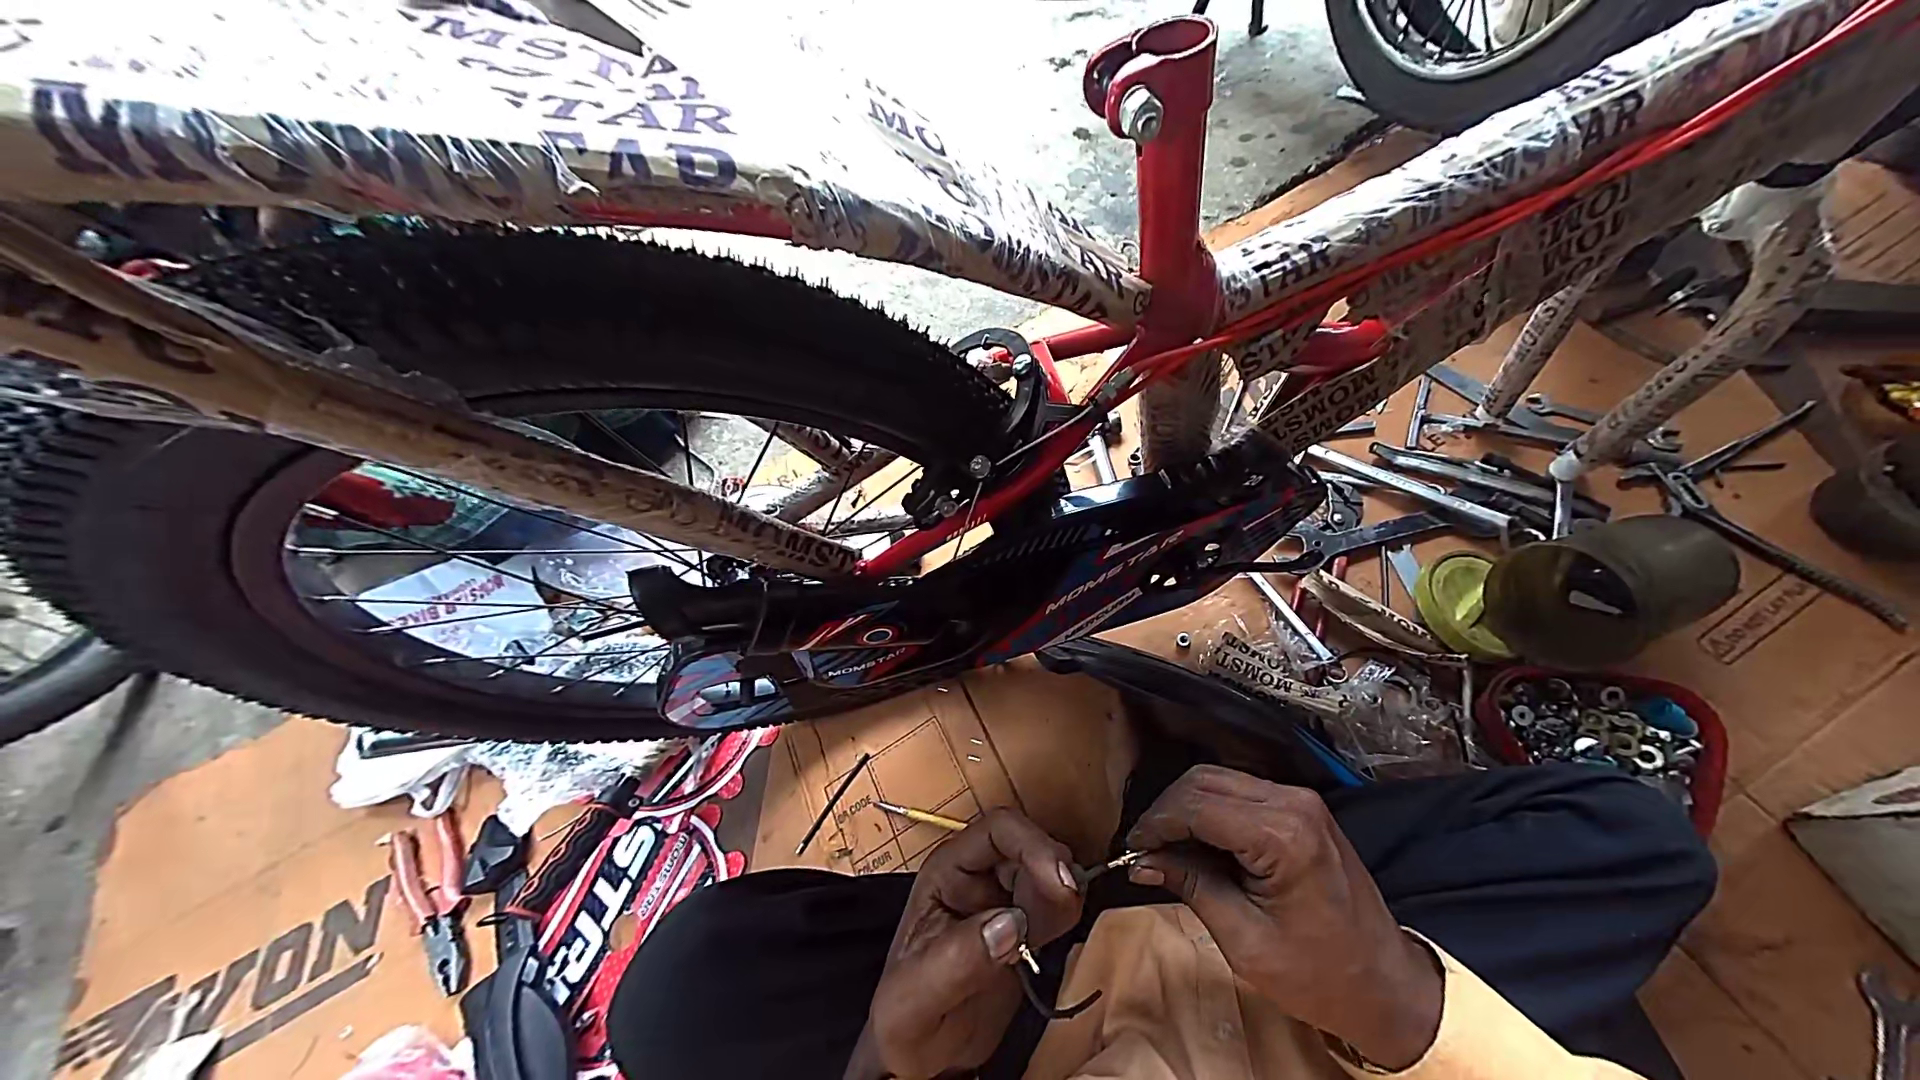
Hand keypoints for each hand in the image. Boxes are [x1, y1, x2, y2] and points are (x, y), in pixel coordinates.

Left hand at [844, 809, 1083, 1079]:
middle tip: (1059, 915)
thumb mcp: (915, 997)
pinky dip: (1065, 917)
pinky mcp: (1025, 922)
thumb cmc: (905, 1016)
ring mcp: (1003, 894)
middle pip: (1031, 844)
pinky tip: (1043, 949)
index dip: (1032, 844)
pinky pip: (1057, 903)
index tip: (1060, 882)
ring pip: (1050, 870)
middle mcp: (978, 872)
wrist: (921, 1052)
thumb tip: (1012, 922)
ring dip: (1060, 900)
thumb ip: (957, 960)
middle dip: (1053, 874)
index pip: (997, 830)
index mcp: (947, 871)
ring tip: (1037, 945)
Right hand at [1127, 766, 1442, 1070]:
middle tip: (1145, 848)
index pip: (1196, 805)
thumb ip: (1190, 884)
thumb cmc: (1319, 974)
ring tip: (1166, 845)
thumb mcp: (1243, 938)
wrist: (1387, 986)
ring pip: (1217, 779)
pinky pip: (1238, 790)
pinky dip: (1208, 809)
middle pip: (1203, 781)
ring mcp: (1300, 800)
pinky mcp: (1300, 806)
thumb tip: (1141, 861)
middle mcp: (1293, 802)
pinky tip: (1196, 839)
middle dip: (1166, 811)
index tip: (1131, 849)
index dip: (1155, 823)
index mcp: (1283, 836)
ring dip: (1184, 806)